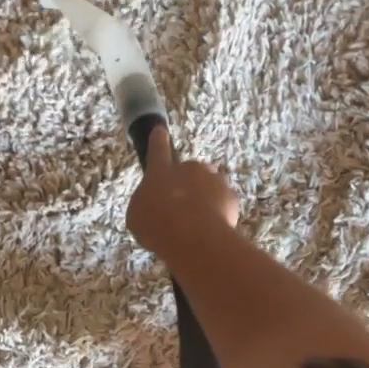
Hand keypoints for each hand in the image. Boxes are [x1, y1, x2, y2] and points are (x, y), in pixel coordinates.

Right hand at [126, 126, 239, 257]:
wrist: (193, 237)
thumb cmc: (156, 224)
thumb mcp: (137, 216)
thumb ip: (146, 203)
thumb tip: (153, 202)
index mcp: (161, 172)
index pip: (157, 151)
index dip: (157, 140)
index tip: (159, 130)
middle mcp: (189, 169)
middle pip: (189, 171)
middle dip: (186, 184)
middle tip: (179, 208)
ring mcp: (213, 181)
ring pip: (208, 185)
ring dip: (203, 198)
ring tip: (195, 223)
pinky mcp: (231, 196)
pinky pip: (222, 202)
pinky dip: (217, 212)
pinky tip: (209, 229)